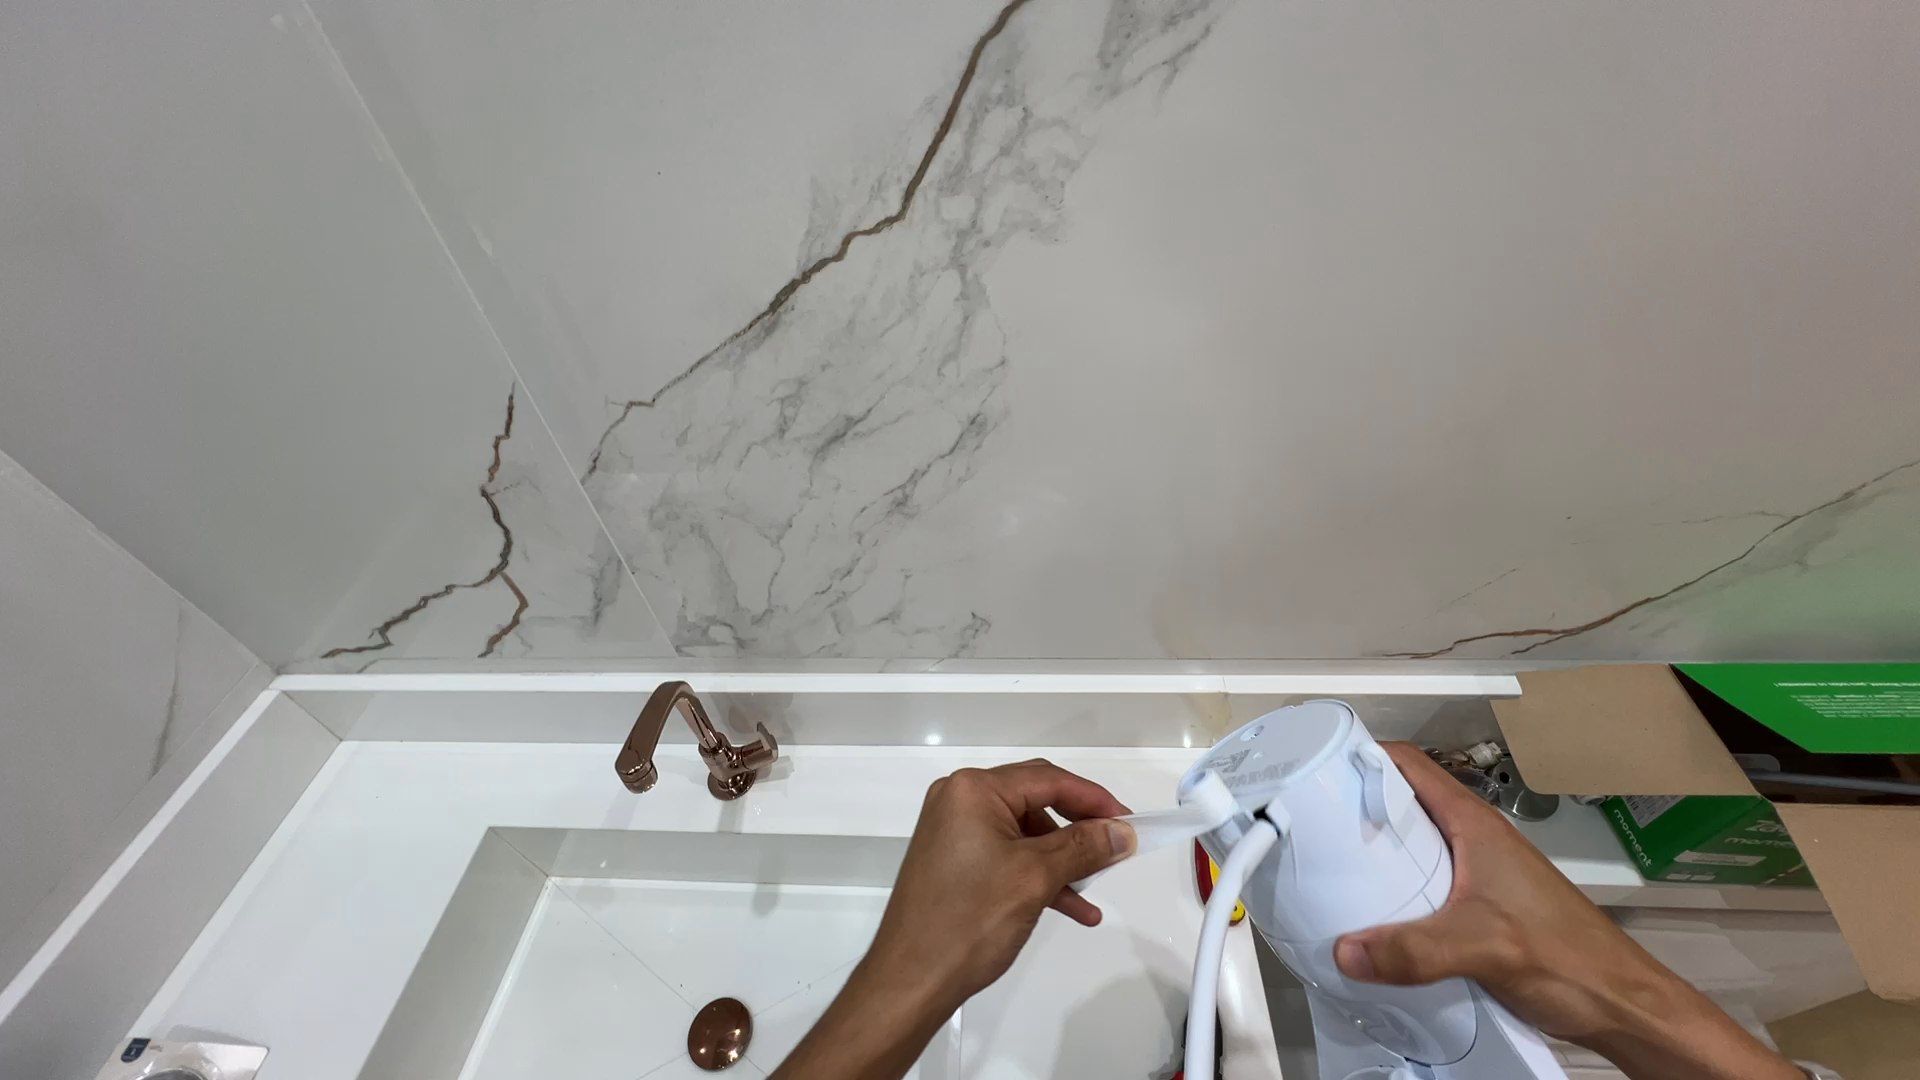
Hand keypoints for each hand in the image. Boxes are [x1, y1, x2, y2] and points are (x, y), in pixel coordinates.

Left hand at [771, 760, 1137, 1079]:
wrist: (910, 981)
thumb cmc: (970, 921)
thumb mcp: (1035, 878)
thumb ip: (1084, 847)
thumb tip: (1123, 832)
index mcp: (974, 789)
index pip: (1046, 779)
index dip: (1093, 799)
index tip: (1130, 821)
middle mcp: (960, 798)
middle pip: (1035, 799)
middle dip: (1078, 827)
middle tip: (1117, 848)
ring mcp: (953, 828)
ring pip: (1024, 831)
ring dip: (1061, 858)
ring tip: (1094, 890)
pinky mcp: (953, 857)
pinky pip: (1006, 853)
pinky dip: (1037, 874)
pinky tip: (1070, 907)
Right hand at [1333, 743, 1802, 1079]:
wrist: (1629, 1010)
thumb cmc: (1567, 957)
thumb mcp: (1483, 947)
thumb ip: (1413, 950)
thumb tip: (1342, 951)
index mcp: (1471, 821)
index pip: (1407, 762)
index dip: (1361, 754)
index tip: (1317, 763)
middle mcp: (1471, 834)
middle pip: (1401, 797)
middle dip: (1356, 800)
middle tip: (1311, 815)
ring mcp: (1477, 866)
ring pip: (1411, 836)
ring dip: (1374, 842)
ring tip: (1330, 857)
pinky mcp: (1478, 899)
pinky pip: (1422, 871)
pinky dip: (1392, 876)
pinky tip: (1372, 902)